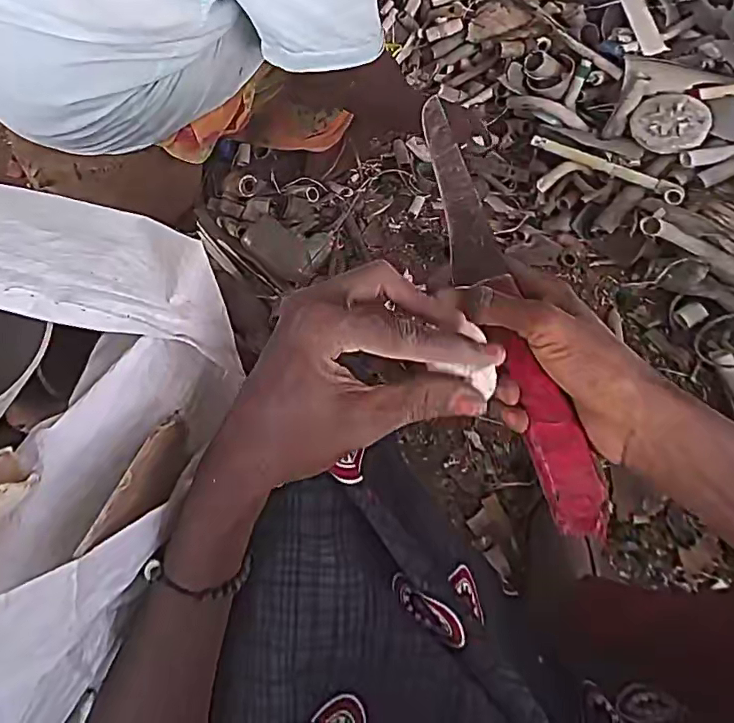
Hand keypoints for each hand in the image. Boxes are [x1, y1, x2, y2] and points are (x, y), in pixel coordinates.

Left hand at [204, 261, 510, 493]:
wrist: (246, 450)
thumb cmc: (292, 439)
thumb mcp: (363, 420)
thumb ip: (421, 400)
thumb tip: (471, 393)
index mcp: (320, 323)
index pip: (400, 328)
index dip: (450, 346)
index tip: (487, 355)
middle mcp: (313, 302)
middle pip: (386, 283)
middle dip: (429, 310)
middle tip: (466, 338)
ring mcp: (309, 305)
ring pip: (373, 288)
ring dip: (410, 310)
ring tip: (447, 340)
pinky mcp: (311, 316)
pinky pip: (359, 303)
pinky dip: (389, 318)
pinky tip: (413, 343)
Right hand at [464, 261, 667, 463]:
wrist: (635, 425)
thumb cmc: (607, 369)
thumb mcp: (548, 325)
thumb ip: (500, 306)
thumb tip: (457, 293)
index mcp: (543, 296)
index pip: (493, 274)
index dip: (465, 281)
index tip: (440, 296)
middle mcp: (536, 325)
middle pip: (483, 323)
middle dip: (478, 345)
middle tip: (486, 356)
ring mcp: (534, 359)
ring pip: (489, 362)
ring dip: (496, 381)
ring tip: (516, 392)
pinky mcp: (533, 391)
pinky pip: (502, 394)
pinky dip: (508, 406)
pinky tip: (523, 411)